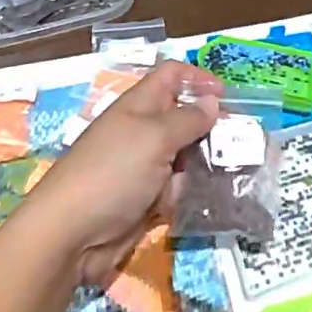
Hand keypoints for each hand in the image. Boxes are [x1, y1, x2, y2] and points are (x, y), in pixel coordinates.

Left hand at [18, 62, 222, 285]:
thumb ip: (188, 118)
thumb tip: (211, 102)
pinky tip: (202, 204)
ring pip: (185, 156)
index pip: (172, 76)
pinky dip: (187, 194)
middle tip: (239, 144)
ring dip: (202, 166)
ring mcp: (144, 166)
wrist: (72, 234)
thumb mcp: (155, 137)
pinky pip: (176, 189)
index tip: (227, 96)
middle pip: (184, 118)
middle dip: (209, 129)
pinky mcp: (145, 198)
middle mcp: (143, 130)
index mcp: (140, 104)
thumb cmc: (114, 172)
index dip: (199, 78)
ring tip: (226, 177)